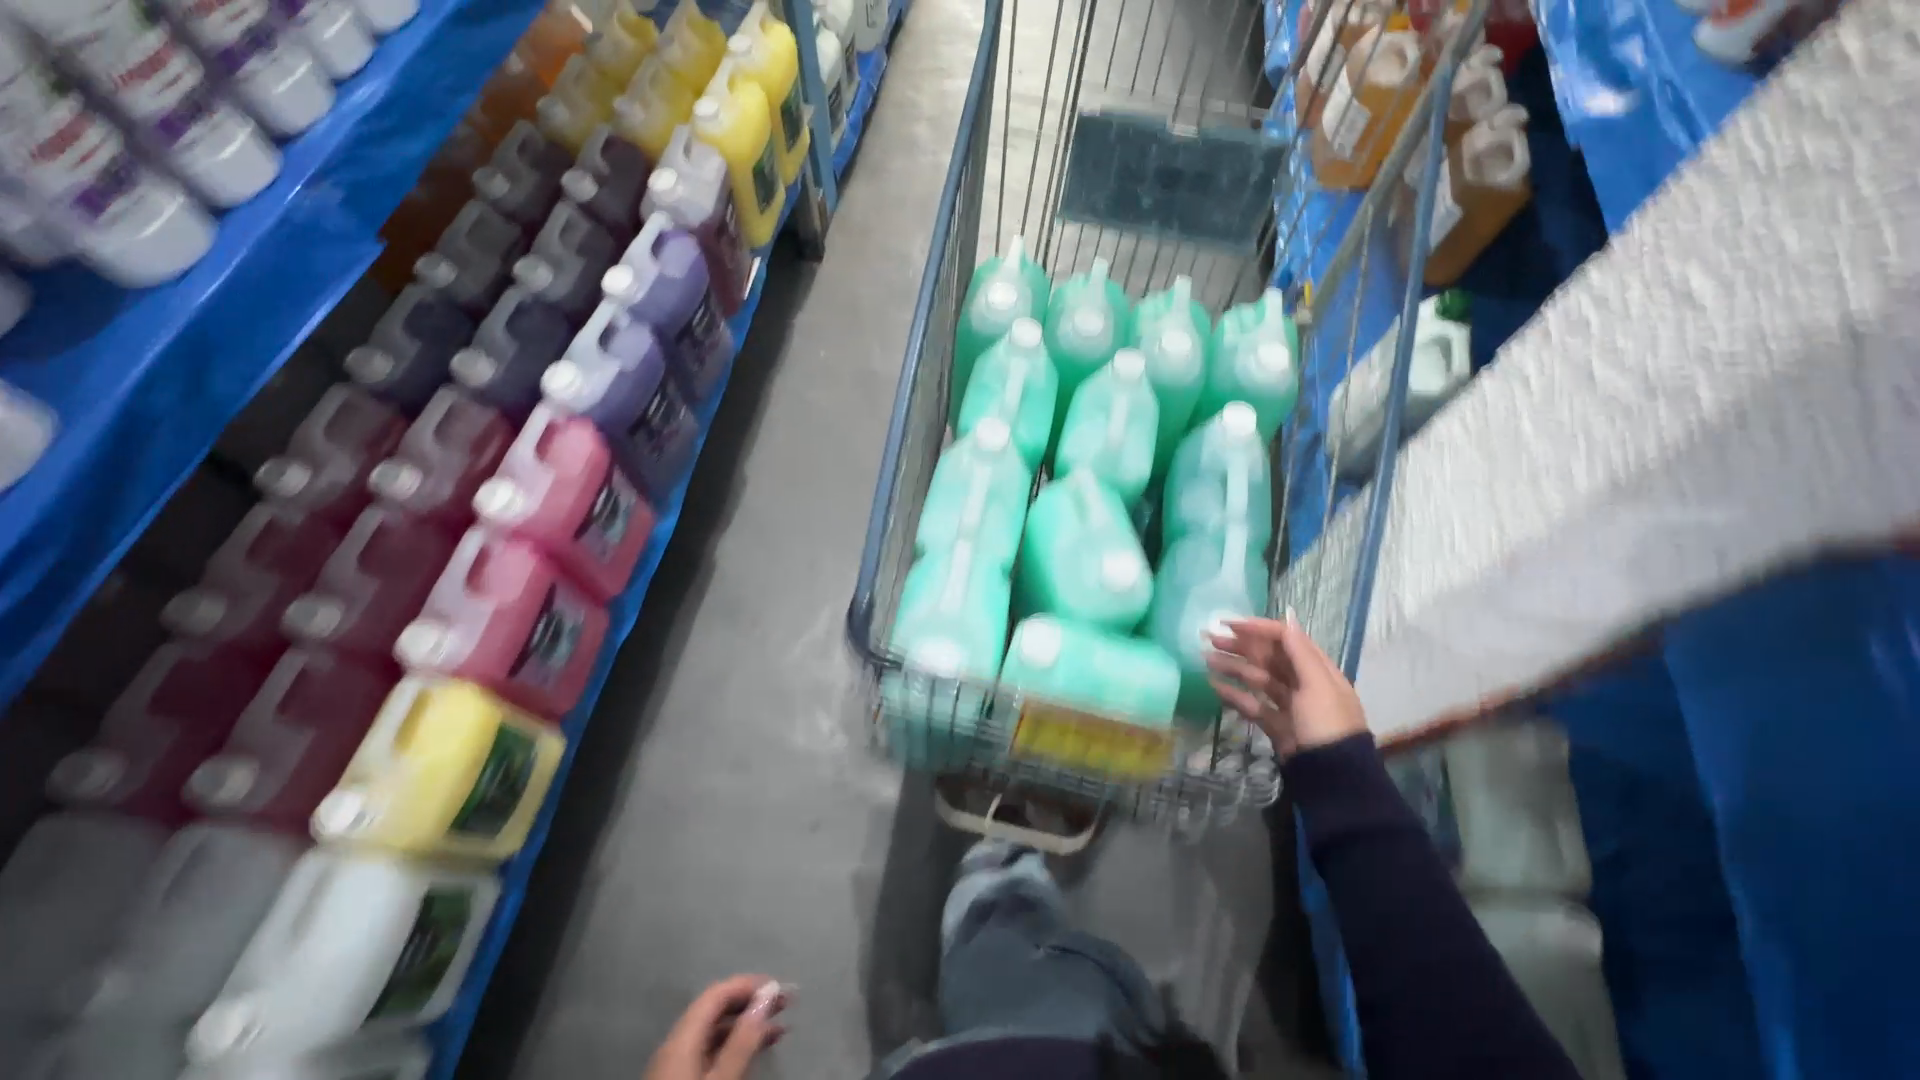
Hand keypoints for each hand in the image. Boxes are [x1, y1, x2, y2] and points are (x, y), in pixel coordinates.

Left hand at [644, 975, 787, 1079]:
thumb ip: (744, 1039)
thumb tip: (767, 996)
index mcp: (681, 1039)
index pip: (715, 994)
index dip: (748, 985)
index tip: (780, 988)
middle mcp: (675, 1045)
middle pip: (714, 1010)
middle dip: (750, 1002)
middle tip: (786, 1003)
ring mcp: (674, 1065)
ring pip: (713, 1032)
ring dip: (746, 1025)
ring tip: (780, 1029)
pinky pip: (709, 1051)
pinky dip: (734, 1046)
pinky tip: (754, 1053)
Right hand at [1206, 616, 1368, 757]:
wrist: (1332, 773)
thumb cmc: (1326, 722)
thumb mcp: (1318, 684)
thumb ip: (1300, 652)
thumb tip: (1287, 619)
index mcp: (1316, 669)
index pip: (1285, 639)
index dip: (1258, 629)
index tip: (1229, 625)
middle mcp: (1302, 682)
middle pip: (1268, 657)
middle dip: (1240, 646)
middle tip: (1210, 639)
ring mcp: (1288, 704)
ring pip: (1256, 679)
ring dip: (1233, 667)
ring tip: (1206, 660)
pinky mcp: (1275, 724)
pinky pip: (1252, 704)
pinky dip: (1234, 694)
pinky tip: (1214, 686)